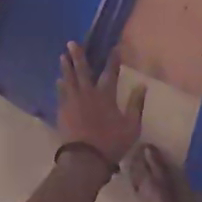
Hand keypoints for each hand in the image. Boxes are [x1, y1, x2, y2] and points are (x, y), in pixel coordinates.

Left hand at [57, 41, 144, 166]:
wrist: (84, 159)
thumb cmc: (111, 143)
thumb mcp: (131, 126)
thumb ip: (136, 104)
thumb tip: (142, 85)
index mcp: (106, 95)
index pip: (111, 72)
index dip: (113, 59)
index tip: (115, 47)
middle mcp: (88, 93)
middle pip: (82, 70)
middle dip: (78, 55)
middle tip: (72, 43)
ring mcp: (73, 101)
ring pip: (69, 79)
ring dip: (66, 67)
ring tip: (63, 56)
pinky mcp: (63, 111)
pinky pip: (61, 93)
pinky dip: (60, 85)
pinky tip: (58, 80)